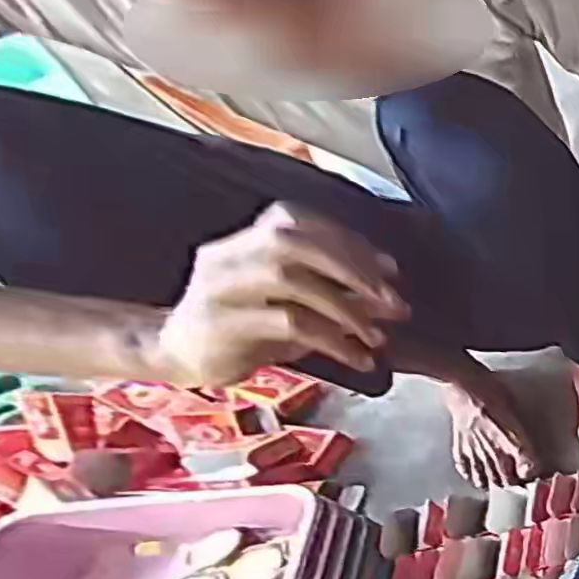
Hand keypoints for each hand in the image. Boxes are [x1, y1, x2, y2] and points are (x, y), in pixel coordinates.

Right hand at [151, 203, 402, 386]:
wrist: (183, 353)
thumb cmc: (256, 326)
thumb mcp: (304, 308)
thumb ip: (344, 299)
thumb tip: (393, 302)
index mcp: (246, 243)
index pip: (294, 219)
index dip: (347, 239)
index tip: (391, 268)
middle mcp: (229, 256)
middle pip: (291, 241)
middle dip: (353, 269)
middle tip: (395, 303)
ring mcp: (221, 287)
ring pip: (290, 280)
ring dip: (349, 310)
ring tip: (379, 338)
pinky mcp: (222, 323)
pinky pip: (289, 324)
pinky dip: (335, 342)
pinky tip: (361, 359)